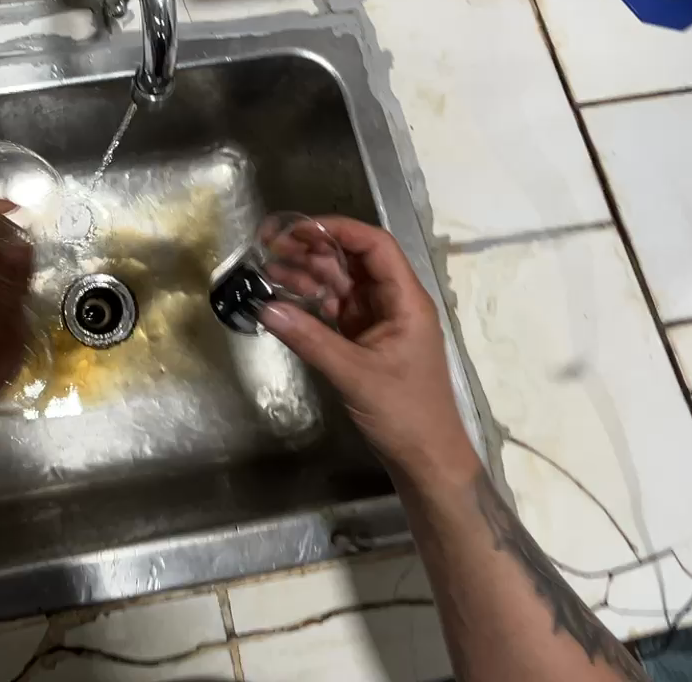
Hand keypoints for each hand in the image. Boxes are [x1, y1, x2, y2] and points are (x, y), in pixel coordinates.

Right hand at [257, 216, 475, 481]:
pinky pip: (331, 306)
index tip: (298, 231)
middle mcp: (391, 302)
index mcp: (405, 300)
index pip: (374, 246)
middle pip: (351, 259)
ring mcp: (375, 319)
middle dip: (312, 248)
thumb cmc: (405, 413)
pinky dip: (307, 298)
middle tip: (271, 246)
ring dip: (305, 272)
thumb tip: (265, 307)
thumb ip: (309, 339)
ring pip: (338, 281)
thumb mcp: (355, 375)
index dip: (338, 230)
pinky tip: (280, 295)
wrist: (426, 460)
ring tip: (267, 267)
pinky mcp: (360, 338)